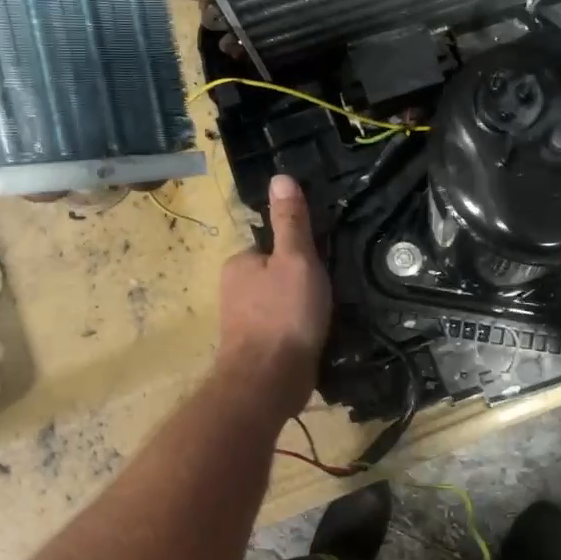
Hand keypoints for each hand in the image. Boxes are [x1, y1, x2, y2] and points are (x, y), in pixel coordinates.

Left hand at [218, 175, 330, 409]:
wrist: (268, 382)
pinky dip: (297, 332)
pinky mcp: (255, 350)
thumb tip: (281, 177)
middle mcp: (233, 290)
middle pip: (276, 277)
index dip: (300, 255)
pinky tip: (314, 340)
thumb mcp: (296, 260)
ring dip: (300, 311)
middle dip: (300, 285)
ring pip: (279, 305)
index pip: (273, 247)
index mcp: (239, 263)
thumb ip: (291, 222)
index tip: (322, 267)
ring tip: (324, 319)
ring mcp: (242, 323)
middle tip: (327, 294)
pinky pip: (282, 330)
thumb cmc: (284, 315)